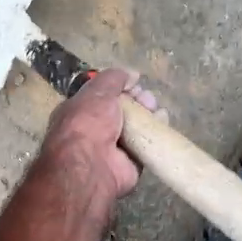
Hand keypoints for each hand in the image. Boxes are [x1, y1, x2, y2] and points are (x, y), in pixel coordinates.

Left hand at [34, 68, 161, 212]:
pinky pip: (144, 147)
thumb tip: (132, 75)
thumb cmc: (88, 122)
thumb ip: (114, 79)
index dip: (120, 89)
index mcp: (79, 112)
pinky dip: (154, 135)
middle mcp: (93, 130)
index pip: (102, 97)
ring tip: (156, 109)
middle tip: (148, 99)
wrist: (90, 164)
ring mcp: (110, 149)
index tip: (135, 84)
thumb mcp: (98, 90)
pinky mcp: (128, 165)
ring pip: (134, 129)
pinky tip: (162, 122)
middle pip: (121, 112)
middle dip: (137, 102)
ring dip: (147, 116)